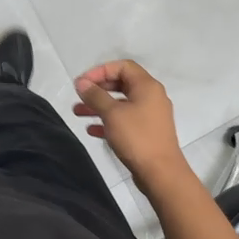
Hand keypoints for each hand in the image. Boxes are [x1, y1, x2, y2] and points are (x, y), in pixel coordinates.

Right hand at [74, 60, 187, 188]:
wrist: (160, 172)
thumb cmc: (137, 137)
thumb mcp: (112, 113)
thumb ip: (95, 95)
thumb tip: (81, 82)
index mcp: (147, 86)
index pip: (123, 67)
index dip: (100, 71)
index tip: (82, 83)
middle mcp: (151, 97)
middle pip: (121, 84)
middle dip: (98, 89)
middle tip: (79, 96)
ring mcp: (150, 115)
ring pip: (121, 104)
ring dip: (99, 106)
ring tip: (77, 113)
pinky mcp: (146, 132)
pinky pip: (125, 120)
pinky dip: (108, 121)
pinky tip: (92, 129)